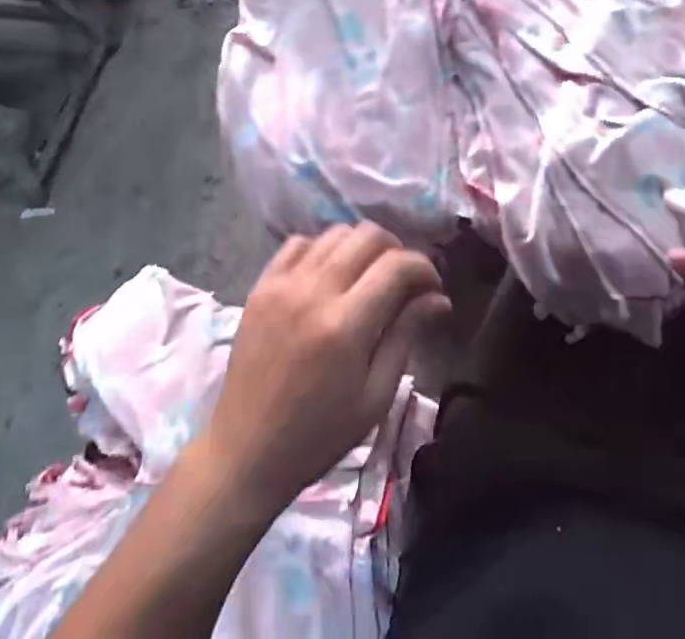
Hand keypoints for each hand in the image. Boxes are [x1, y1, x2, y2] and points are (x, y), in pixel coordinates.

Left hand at [197, 223, 450, 511]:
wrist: (246, 451)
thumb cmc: (319, 434)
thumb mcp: (375, 396)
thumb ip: (406, 335)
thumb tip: (439, 298)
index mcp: (345, 326)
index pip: (397, 266)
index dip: (425, 268)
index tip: (432, 289)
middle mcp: (313, 293)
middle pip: (367, 236)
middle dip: (397, 250)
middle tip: (403, 281)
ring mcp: (282, 285)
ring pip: (334, 233)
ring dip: (361, 247)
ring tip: (368, 277)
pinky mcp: (260, 287)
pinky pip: (298, 244)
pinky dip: (322, 249)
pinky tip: (330, 275)